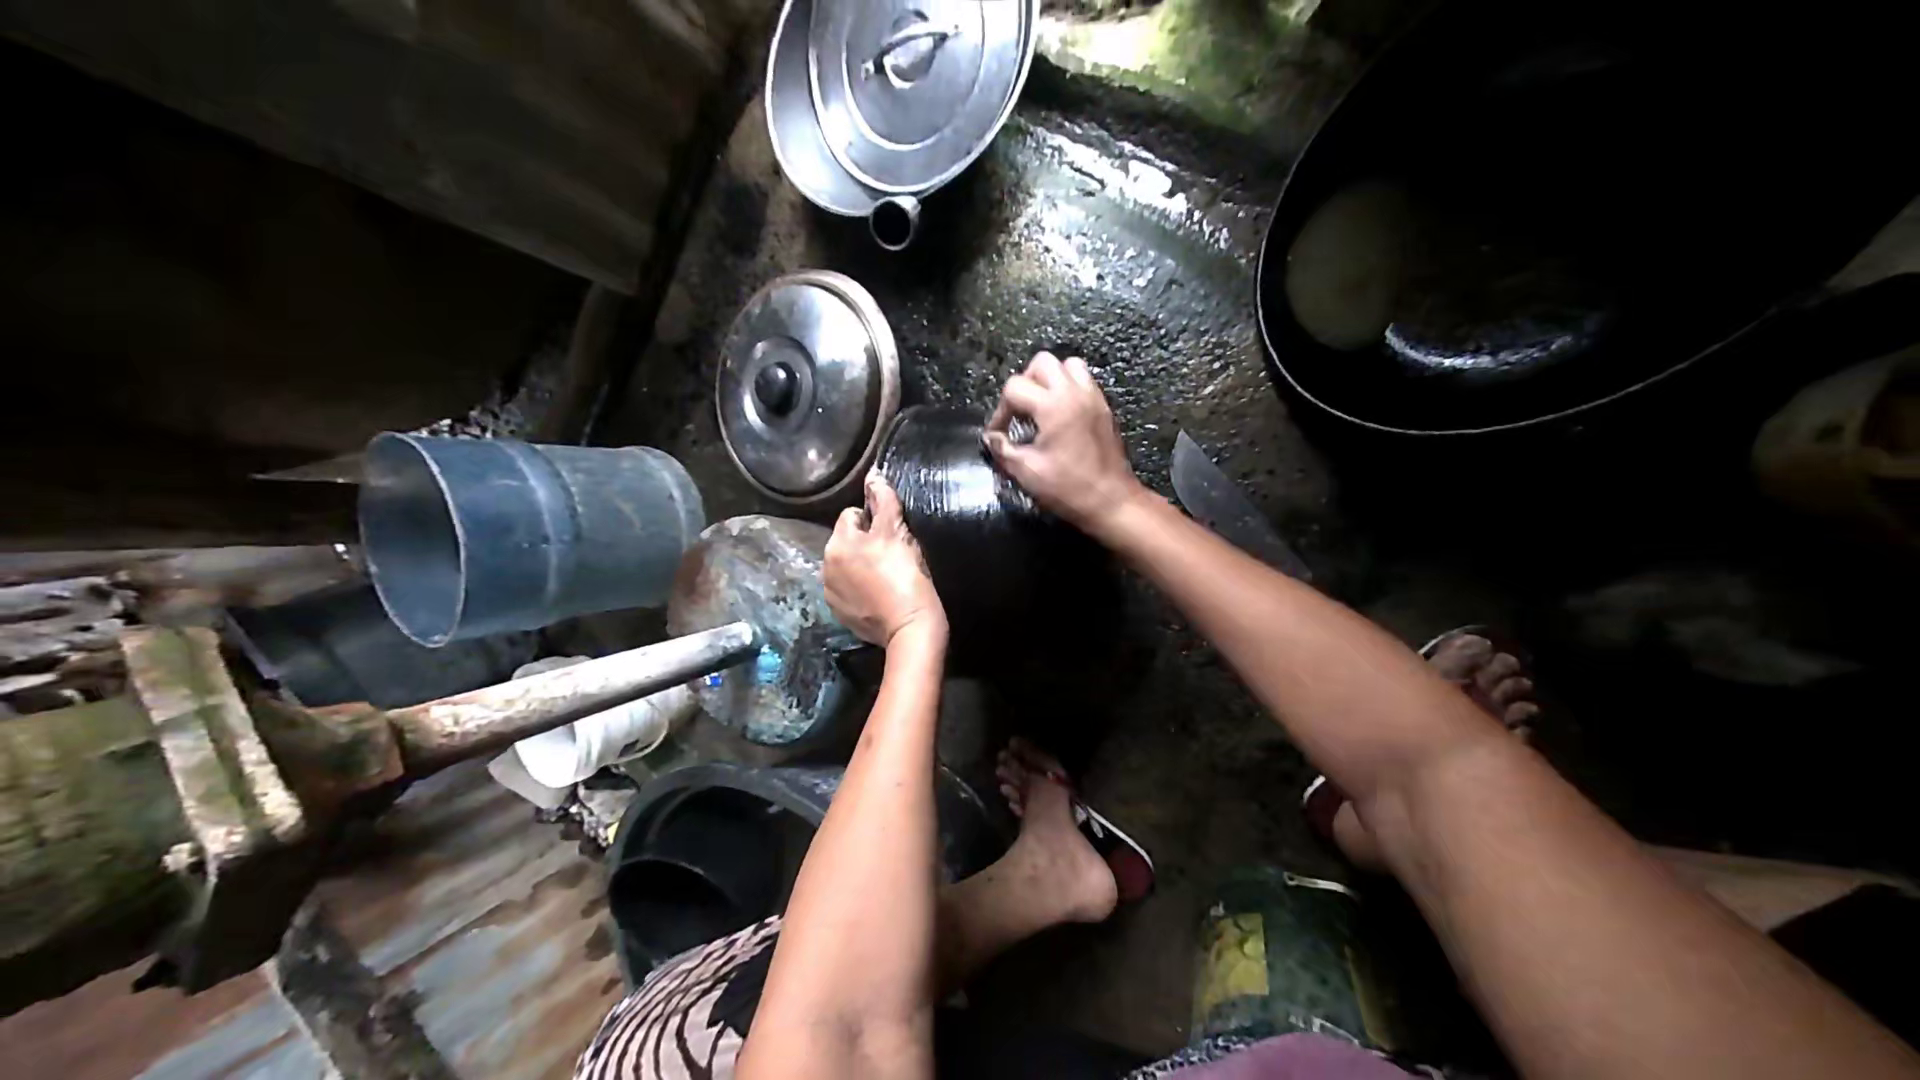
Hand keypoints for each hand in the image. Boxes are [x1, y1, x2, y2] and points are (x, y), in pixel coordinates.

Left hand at [824, 472, 947, 647]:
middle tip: (893, 555)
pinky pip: (848, 589)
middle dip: (866, 543)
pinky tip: (880, 594)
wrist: (909, 627)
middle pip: (847, 541)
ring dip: (862, 565)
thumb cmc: (905, 574)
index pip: (852, 515)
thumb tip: (873, 474)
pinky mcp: (840, 613)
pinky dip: (861, 588)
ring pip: (847, 565)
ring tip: (887, 576)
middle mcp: (825, 566)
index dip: (875, 520)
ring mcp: (831, 592)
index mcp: (837, 543)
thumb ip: (883, 499)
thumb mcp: (897, 532)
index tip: (893, 534)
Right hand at [984, 351, 1147, 535]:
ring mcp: (1093, 397)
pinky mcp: (1104, 407)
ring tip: (1041, 406)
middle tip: (1020, 411)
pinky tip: (1060, 415)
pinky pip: (1084, 380)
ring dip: (1049, 379)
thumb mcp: (1027, 471)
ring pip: (1067, 365)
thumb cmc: (1068, 488)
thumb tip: (991, 438)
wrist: (1112, 501)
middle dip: (1024, 382)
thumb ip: (1003, 449)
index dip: (1000, 411)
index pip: (1015, 387)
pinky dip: (1068, 388)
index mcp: (1053, 406)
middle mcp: (1074, 393)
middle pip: (1042, 362)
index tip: (999, 434)